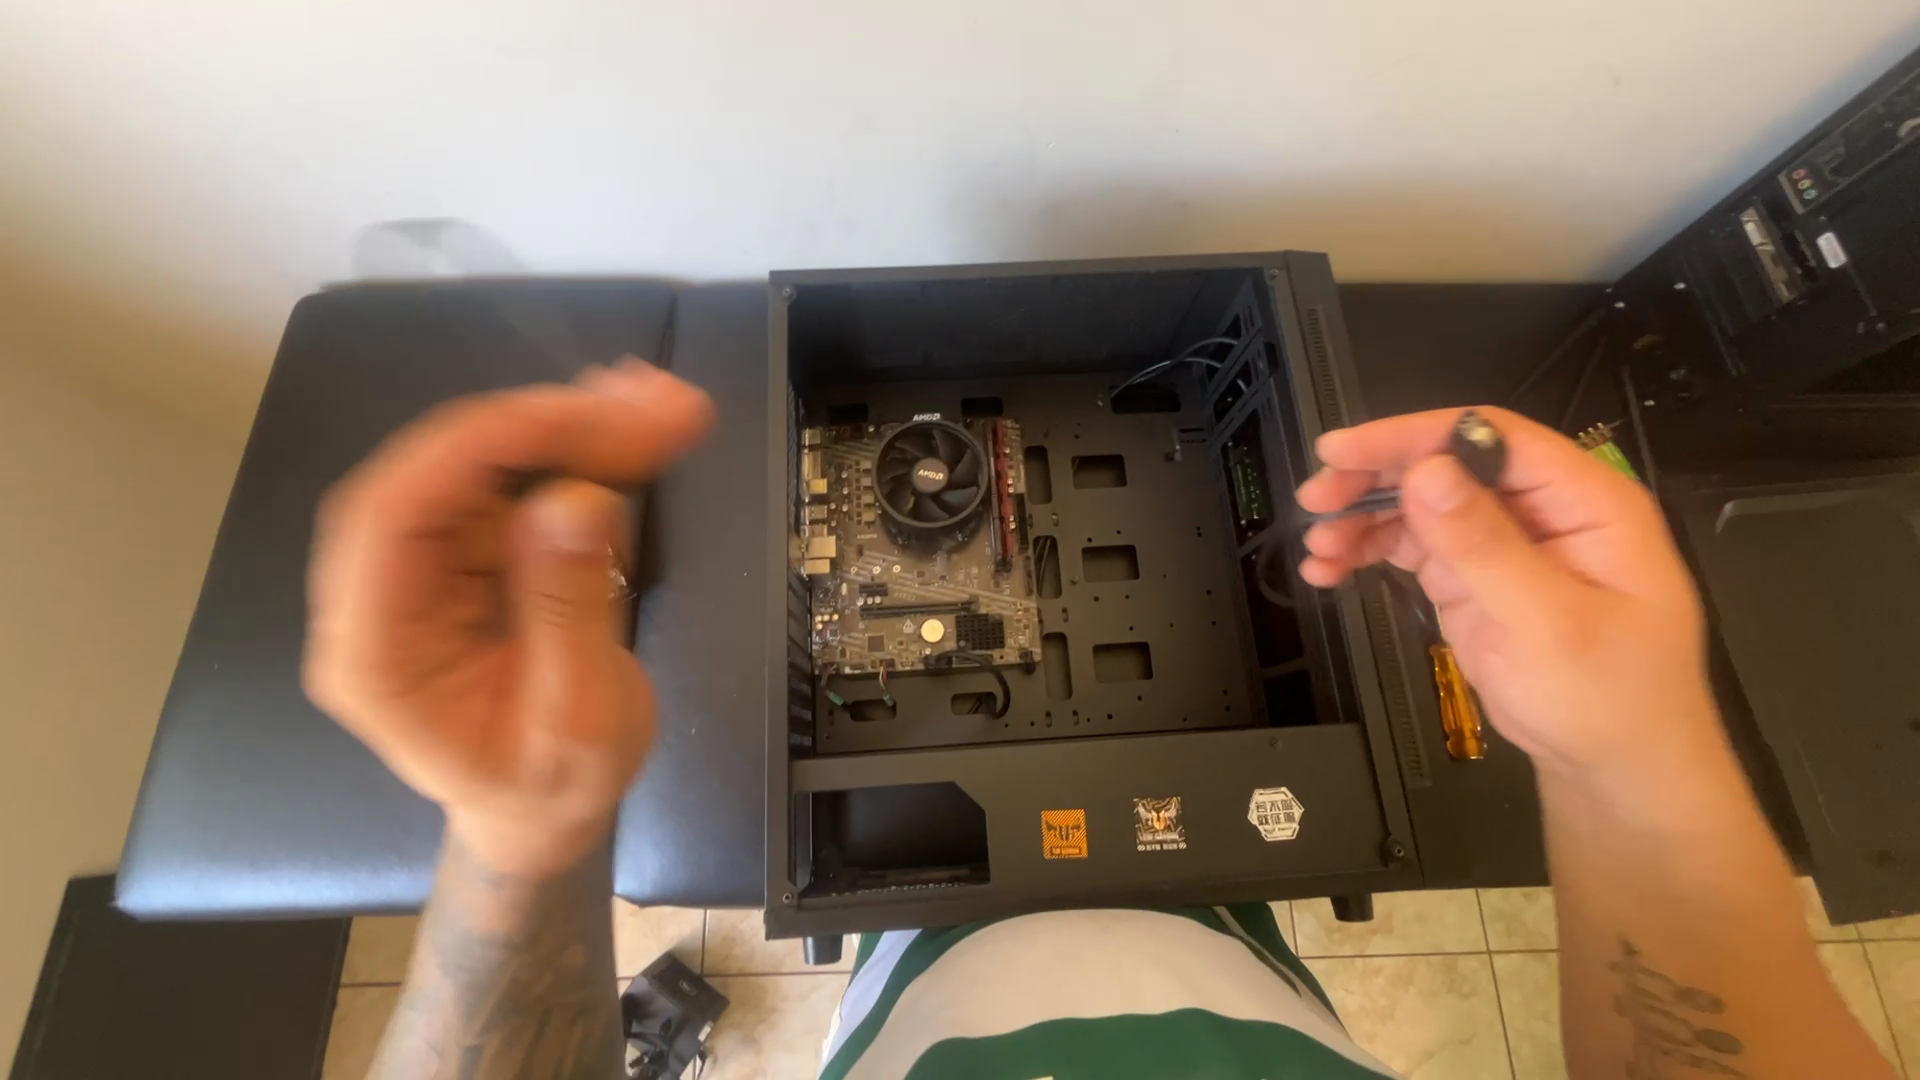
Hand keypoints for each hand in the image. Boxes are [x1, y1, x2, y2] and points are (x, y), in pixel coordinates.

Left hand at [304, 360, 714, 876]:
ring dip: (583, 427)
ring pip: (496, 466)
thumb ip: (569, 612)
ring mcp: (441, 568)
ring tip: (667, 406)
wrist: (551, 811)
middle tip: (657, 405)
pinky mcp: (488, 557)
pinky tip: (640, 428)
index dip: (481, 447)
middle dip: (556, 426)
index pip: (398, 514)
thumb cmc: (556, 786)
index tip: (582, 416)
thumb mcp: (577, 718)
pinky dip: (590, 451)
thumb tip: (577, 500)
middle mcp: (394, 591)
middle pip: (452, 473)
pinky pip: (530, 485)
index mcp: (381, 646)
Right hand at [1294, 407, 1717, 780]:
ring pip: (1412, 504)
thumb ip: (1483, 543)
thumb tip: (1425, 474)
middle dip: (1371, 479)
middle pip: (1439, 466)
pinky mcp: (1463, 573)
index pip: (1487, 438)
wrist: (1608, 761)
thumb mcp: (1545, 620)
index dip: (1411, 437)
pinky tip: (1329, 570)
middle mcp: (1533, 509)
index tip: (1341, 451)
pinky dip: (1363, 552)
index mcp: (1580, 501)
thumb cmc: (1604, 696)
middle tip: (1314, 498)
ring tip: (1318, 548)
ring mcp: (1494, 541)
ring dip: (1358, 519)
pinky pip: (1404, 545)